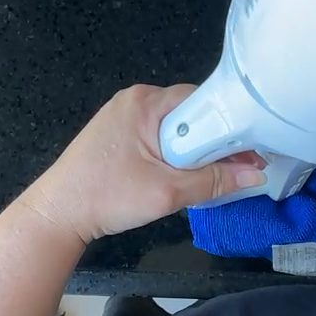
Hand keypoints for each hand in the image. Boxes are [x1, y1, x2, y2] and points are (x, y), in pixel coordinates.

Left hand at [18, 85, 266, 243]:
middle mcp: (136, 101)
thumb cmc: (107, 197)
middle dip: (215, 142)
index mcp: (145, 102)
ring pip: (177, 130)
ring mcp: (124, 117)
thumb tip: (257, 176)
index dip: (231, 125)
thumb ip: (215, 181)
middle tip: (239, 169)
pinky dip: (175, 156)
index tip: (252, 151)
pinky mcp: (119, 136)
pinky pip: (159, 139)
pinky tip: (182, 177)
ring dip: (195, 152)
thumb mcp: (168, 192)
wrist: (58, 215)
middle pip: (191, 115)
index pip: (203, 100)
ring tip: (213, 176)